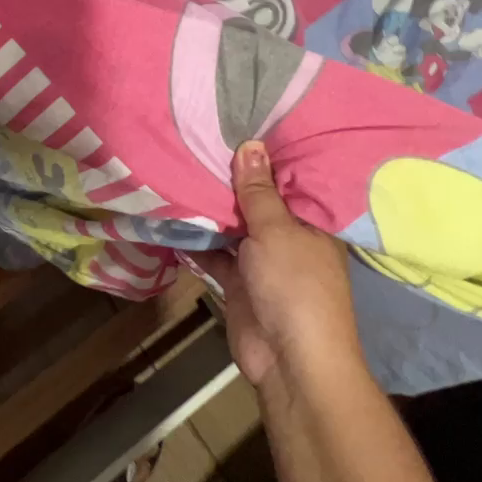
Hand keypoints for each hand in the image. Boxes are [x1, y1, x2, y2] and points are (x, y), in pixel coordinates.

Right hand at [194, 141, 362, 388]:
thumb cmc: (295, 286)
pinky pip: (214, 251)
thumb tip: (251, 143)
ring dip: (209, 206)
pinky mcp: (238, 280)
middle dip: (230, 177)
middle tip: (197, 136)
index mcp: (312, 221)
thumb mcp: (277, 230)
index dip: (265, 153)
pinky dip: (194, 237)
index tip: (237, 121)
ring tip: (176, 165)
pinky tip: (169, 211)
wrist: (289, 360)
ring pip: (232, 224)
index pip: (288, 178)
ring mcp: (262, 259)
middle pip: (256, 200)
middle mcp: (289, 236)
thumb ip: (258, 190)